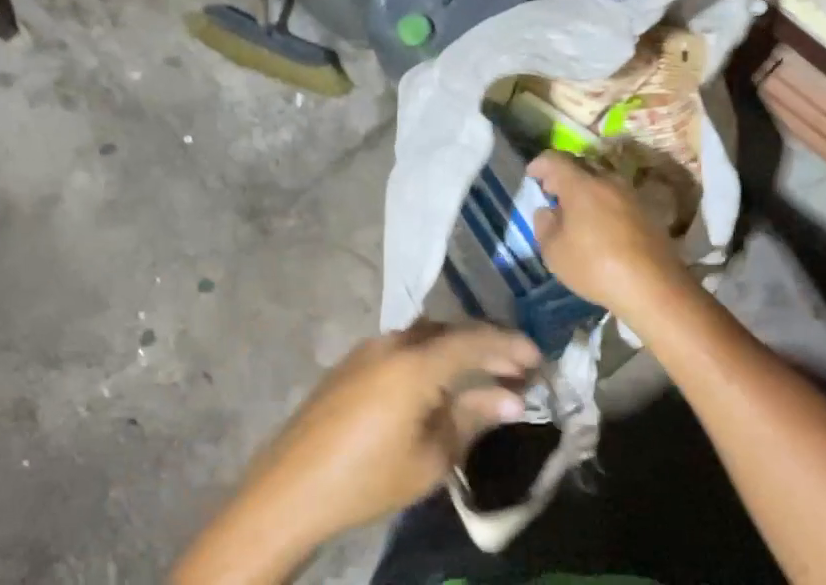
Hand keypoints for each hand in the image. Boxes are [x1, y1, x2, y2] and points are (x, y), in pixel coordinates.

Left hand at [173, 322, 538, 583]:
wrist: (286, 494)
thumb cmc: (366, 480)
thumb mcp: (430, 457)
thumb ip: (473, 419)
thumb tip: (513, 399)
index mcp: (416, 362)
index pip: (477, 340)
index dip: (511, 346)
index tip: (538, 359)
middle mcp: (393, 342)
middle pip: (452, 331)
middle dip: (487, 347)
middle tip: (516, 369)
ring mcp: (367, 350)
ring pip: (426, 337)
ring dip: (457, 350)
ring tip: (481, 376)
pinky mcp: (349, 365)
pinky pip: (403, 348)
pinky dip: (430, 358)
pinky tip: (437, 384)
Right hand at [528, 150, 690, 317]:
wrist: (651, 283)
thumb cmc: (594, 265)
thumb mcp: (555, 252)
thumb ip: (545, 226)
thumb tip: (548, 211)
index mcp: (581, 184)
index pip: (555, 160)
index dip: (540, 164)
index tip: (531, 174)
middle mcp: (608, 180)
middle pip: (581, 166)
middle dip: (563, 175)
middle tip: (552, 191)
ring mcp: (631, 194)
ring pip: (602, 181)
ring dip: (586, 189)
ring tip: (576, 210)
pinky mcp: (647, 210)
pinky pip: (617, 197)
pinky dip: (603, 202)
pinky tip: (600, 224)